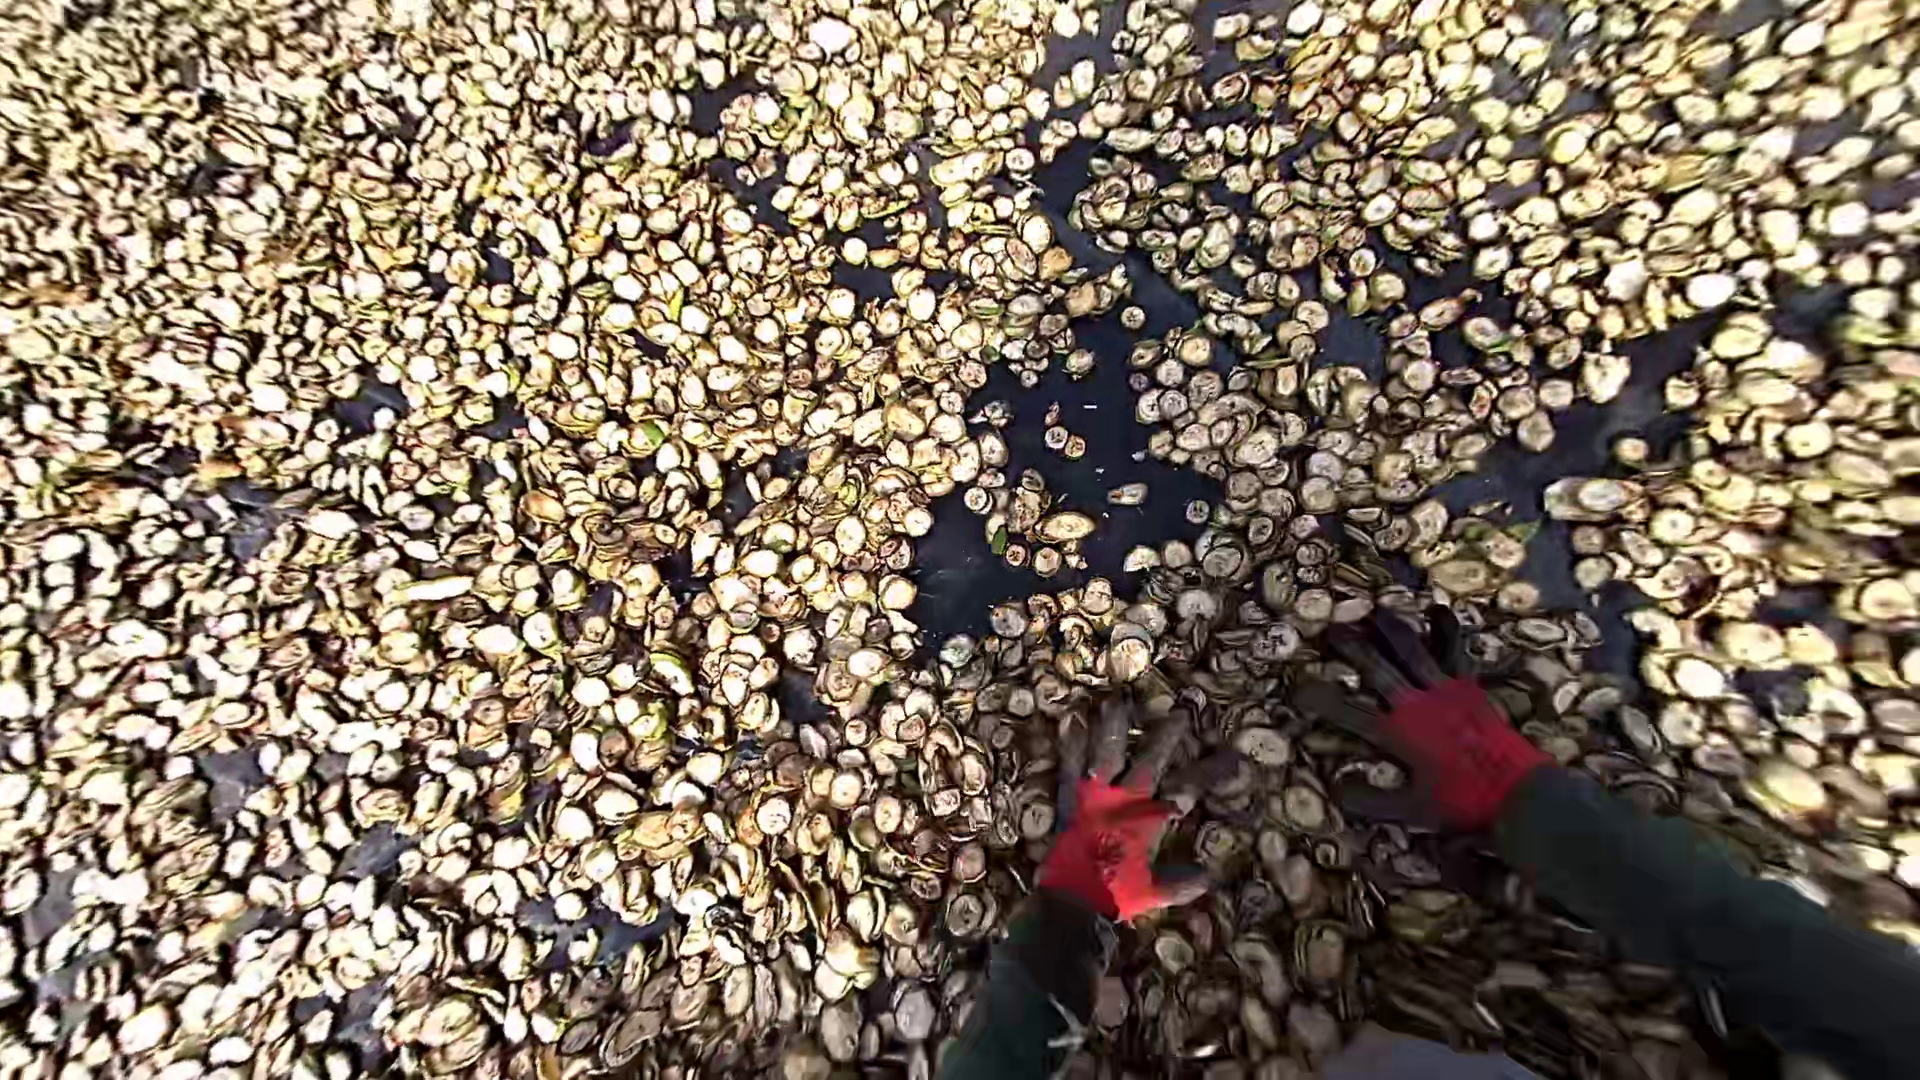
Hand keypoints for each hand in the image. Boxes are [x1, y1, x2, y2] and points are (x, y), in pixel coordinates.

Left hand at [1039, 697, 1216, 919]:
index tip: (1232, 754)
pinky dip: (1072, 743)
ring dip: (1115, 726)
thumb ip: (1182, 881)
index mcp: (1151, 817)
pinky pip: (1071, 762)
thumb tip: (1209, 874)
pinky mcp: (1072, 794)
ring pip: (1108, 750)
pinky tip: (1071, 721)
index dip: (1210, 770)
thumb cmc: (1118, 892)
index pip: (1188, 787)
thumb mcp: (1156, 891)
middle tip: (1179, 713)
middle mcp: (1126, 797)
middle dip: (1166, 735)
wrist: (1076, 896)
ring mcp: (1097, 792)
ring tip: (1118, 701)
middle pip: (1149, 758)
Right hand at [1292, 607, 1549, 831]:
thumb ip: (1372, 802)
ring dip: (1390, 630)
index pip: (1345, 710)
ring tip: (1373, 610)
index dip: (1317, 698)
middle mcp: (1416, 704)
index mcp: (1397, 733)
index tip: (1296, 690)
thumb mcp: (1414, 810)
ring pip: (1411, 652)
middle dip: (1350, 648)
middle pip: (1376, 667)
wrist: (1528, 797)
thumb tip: (1333, 792)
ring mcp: (1445, 692)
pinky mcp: (1469, 688)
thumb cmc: (1467, 803)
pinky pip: (1454, 652)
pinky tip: (1437, 610)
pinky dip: (1445, 630)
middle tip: (1330, 630)